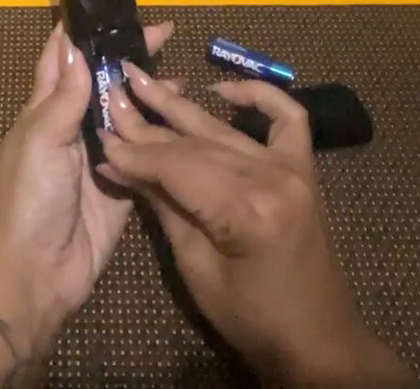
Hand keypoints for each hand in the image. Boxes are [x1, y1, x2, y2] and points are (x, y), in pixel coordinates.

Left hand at [0, 21, 172, 385]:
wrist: (39, 272)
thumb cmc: (30, 197)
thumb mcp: (42, 139)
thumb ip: (63, 96)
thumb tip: (76, 46)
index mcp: (45, 109)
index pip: (63, 60)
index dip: (84, 34)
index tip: (113, 9)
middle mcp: (73, 125)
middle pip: (103, 82)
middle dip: (128, 57)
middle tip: (165, 33)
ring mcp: (99, 154)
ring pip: (128, 113)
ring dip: (149, 92)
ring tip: (180, 73)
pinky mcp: (123, 183)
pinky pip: (143, 150)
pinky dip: (161, 132)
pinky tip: (183, 117)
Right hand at [100, 65, 411, 387]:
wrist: (317, 341)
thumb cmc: (251, 317)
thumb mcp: (195, 268)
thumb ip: (160, 205)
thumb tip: (114, 162)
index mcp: (245, 209)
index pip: (176, 166)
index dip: (136, 151)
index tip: (101, 134)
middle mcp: (269, 177)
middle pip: (195, 141)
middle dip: (147, 122)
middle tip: (111, 95)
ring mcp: (291, 168)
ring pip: (222, 129)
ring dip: (179, 105)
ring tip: (142, 79)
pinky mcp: (303, 168)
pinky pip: (287, 117)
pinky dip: (258, 95)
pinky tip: (222, 88)